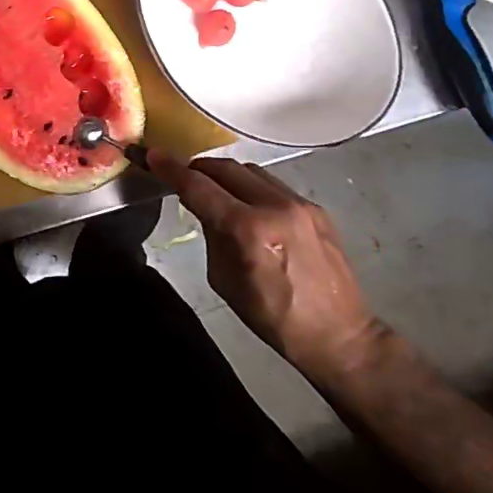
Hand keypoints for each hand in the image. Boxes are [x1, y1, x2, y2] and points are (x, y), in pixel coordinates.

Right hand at [151, 155, 380, 374]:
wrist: (339, 336)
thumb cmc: (274, 319)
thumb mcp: (225, 280)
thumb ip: (212, 235)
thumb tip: (204, 207)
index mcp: (249, 230)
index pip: (200, 188)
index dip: (172, 170)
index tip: (153, 156)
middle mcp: (275, 206)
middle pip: (225, 168)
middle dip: (199, 169)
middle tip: (182, 176)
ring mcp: (299, 203)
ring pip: (250, 171)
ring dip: (226, 176)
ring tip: (217, 192)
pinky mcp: (315, 207)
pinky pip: (273, 184)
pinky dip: (252, 188)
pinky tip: (250, 208)